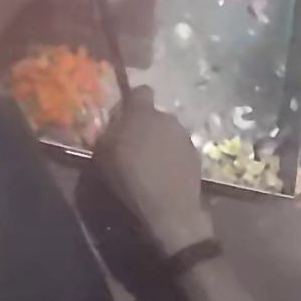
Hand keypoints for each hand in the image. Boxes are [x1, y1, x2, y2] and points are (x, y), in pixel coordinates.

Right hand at [95, 88, 212, 253]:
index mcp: (143, 113)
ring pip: (168, 132)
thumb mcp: (104, 157)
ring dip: (160, 142)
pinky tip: (165, 175)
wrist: (169, 208)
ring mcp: (185, 136)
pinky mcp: (196, 154)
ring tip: (151, 165)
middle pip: (155, 115)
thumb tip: (113, 126)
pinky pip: (179, 149)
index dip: (132, 102)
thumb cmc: (131, 180)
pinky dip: (172, 157)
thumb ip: (108, 134)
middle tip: (134, 147)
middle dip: (145, 126)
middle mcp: (167, 118)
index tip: (124, 118)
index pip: (140, 91)